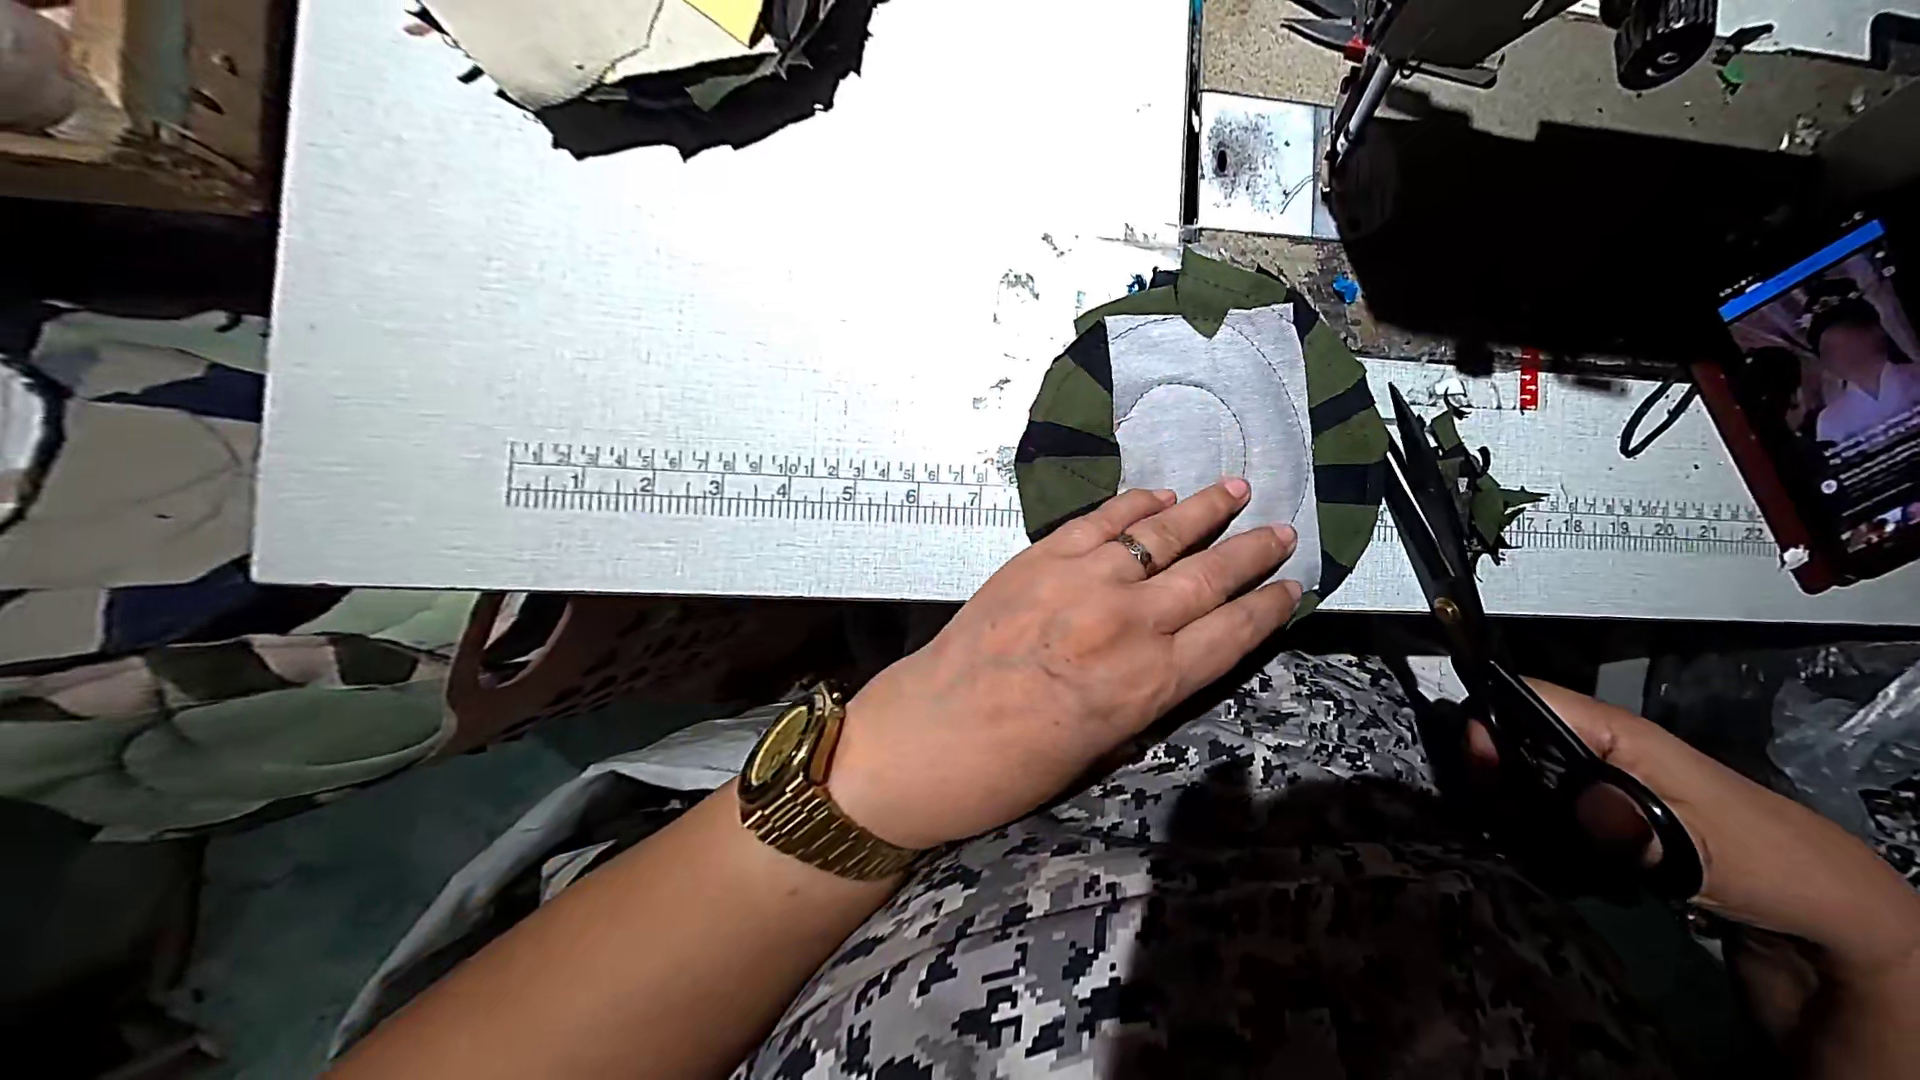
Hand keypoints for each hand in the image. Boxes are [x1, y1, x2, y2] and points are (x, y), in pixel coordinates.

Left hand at [826, 480, 1300, 850]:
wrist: (932, 734)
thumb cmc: (1017, 765)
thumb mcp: (1104, 746)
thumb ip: (1144, 693)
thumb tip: (1169, 654)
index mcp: (1152, 683)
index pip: (1233, 633)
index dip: (1268, 606)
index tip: (1295, 585)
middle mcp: (1129, 623)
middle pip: (1209, 576)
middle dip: (1252, 552)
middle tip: (1283, 530)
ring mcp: (1084, 582)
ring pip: (1161, 535)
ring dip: (1204, 510)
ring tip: (1235, 489)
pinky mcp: (1040, 557)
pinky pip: (1100, 521)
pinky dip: (1133, 504)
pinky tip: (1157, 496)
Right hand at [1502, 683, 1919, 979]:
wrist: (1822, 913)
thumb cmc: (1767, 862)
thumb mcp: (1702, 845)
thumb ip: (1629, 823)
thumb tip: (1571, 803)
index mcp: (1613, 732)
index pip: (1522, 697)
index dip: (1487, 719)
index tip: (1476, 762)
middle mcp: (1592, 748)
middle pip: (1505, 742)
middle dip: (1496, 783)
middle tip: (1514, 824)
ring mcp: (1588, 781)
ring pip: (1514, 782)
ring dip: (1515, 817)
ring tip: (1544, 853)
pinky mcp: (1590, 811)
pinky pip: (1535, 812)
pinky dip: (1533, 836)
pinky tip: (1557, 861)